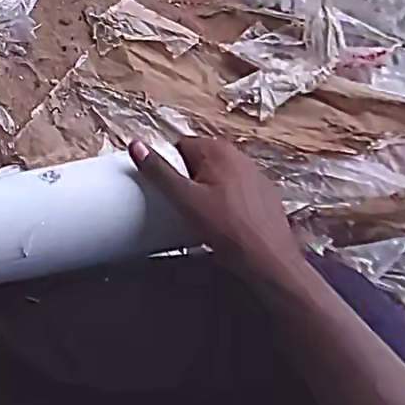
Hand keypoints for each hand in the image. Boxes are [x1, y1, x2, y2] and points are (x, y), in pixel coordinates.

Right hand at [130, 139, 303, 282]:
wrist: (268, 261)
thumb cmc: (223, 226)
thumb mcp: (183, 199)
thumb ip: (158, 171)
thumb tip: (135, 144)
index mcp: (217, 149)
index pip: (180, 145)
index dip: (169, 165)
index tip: (168, 189)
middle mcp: (239, 155)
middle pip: (200, 159)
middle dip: (188, 176)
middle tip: (182, 203)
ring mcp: (256, 174)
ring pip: (219, 175)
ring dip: (207, 187)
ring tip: (201, 214)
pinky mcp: (267, 195)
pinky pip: (237, 189)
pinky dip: (227, 199)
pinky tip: (224, 220)